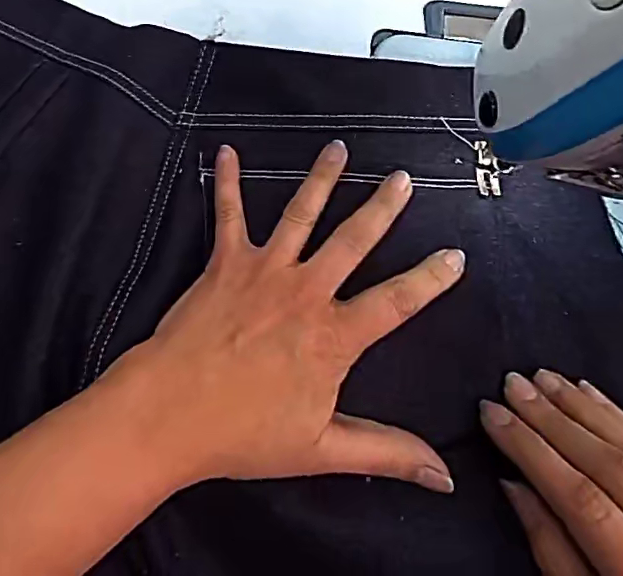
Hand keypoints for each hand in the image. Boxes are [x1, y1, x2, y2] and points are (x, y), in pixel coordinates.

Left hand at [103, 140, 466, 493]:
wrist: (167, 415)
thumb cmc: (242, 433)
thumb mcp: (320, 449)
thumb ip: (384, 452)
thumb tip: (443, 474)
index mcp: (332, 335)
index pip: (396, 302)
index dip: (430, 279)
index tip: (455, 256)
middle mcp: (305, 291)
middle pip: (353, 240)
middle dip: (382, 207)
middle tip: (403, 178)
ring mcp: (265, 270)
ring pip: (302, 213)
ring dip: (322, 178)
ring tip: (338, 148)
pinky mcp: (227, 261)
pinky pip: (229, 213)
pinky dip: (228, 181)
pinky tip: (226, 152)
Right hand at [482, 371, 622, 575]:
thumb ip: (562, 566)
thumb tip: (520, 489)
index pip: (589, 507)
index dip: (534, 454)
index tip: (497, 417)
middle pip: (622, 474)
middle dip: (557, 422)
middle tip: (514, 385)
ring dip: (592, 414)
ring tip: (549, 381)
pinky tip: (601, 406)